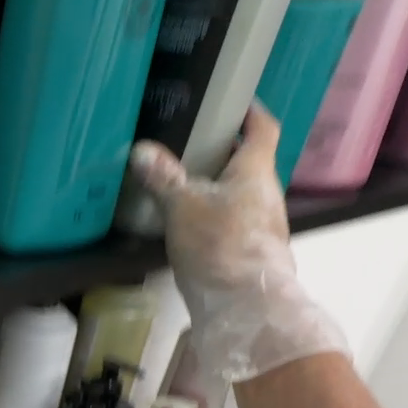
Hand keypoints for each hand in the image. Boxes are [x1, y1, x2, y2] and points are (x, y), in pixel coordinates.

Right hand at [130, 105, 349, 383]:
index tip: (238, 104)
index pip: (262, 130)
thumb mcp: (183, 208)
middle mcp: (267, 194)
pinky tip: (194, 230)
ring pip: (242, 197)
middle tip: (195, 151)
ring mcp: (263, 226)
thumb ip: (163, 180)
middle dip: (226, 156)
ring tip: (187, 191)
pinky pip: (235, 225)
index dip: (252, 114)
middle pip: (250, 165)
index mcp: (256, 172)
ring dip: (220, 191)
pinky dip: (217, 219)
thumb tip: (140, 150)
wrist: (245, 303)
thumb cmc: (220, 244)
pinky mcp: (251, 253)